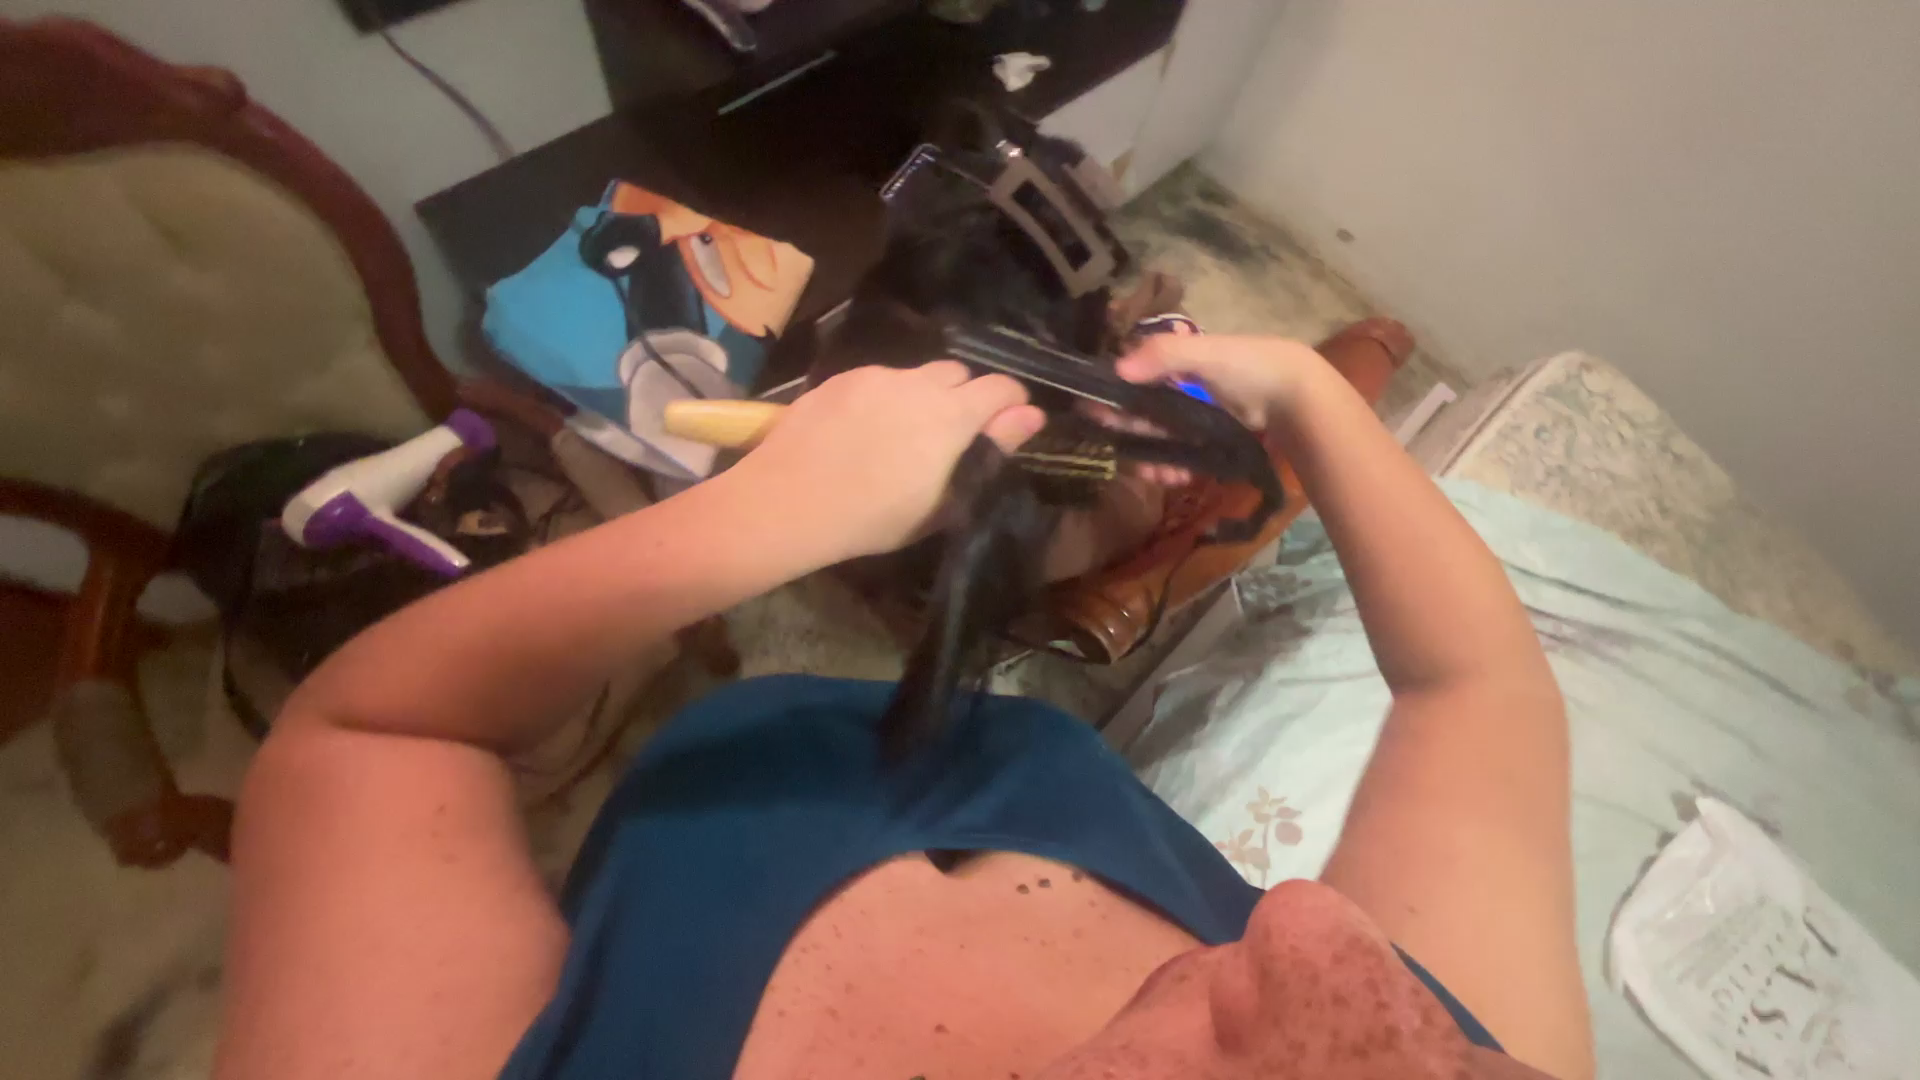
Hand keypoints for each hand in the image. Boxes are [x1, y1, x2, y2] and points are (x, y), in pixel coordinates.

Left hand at [726, 362, 1045, 560]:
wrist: (788, 502)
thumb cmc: (873, 518)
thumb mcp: (941, 501)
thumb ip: (990, 452)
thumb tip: (1031, 417)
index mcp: (950, 414)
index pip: (1001, 387)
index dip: (1011, 404)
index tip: (1004, 427)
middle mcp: (917, 382)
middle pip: (959, 373)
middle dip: (966, 396)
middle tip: (950, 436)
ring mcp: (875, 375)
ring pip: (916, 374)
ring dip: (923, 396)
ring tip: (901, 434)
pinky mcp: (840, 378)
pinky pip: (878, 378)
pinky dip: (885, 397)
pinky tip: (862, 430)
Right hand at [1106, 334, 1323, 484]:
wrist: (1297, 397)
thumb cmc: (1249, 365)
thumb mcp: (1206, 352)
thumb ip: (1164, 355)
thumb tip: (1118, 370)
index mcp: (1170, 364)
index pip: (1128, 383)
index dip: (1111, 400)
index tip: (1097, 417)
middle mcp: (1174, 391)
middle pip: (1137, 416)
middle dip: (1126, 435)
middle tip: (1119, 451)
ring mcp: (1188, 419)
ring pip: (1154, 441)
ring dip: (1147, 459)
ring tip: (1154, 474)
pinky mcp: (1202, 443)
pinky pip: (1176, 457)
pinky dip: (1170, 469)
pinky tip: (1173, 477)